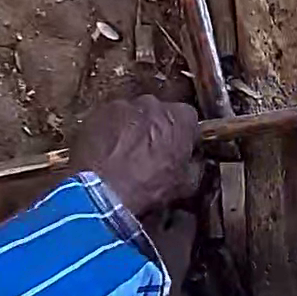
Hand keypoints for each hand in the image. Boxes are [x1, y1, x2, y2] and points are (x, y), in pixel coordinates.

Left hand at [71, 95, 202, 215]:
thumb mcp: (187, 184)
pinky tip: (108, 153)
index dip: (184, 135)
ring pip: (133, 114)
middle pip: (159, 112)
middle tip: (150, 153)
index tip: (178, 149)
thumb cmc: (149, 186)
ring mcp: (123, 105)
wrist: (105, 191)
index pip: (189, 119)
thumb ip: (196, 165)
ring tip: (125, 156)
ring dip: (132, 130)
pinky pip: (109, 119)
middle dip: (156, 129)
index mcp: (180, 117)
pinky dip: (110, 132)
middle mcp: (153, 104)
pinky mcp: (99, 113)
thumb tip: (197, 161)